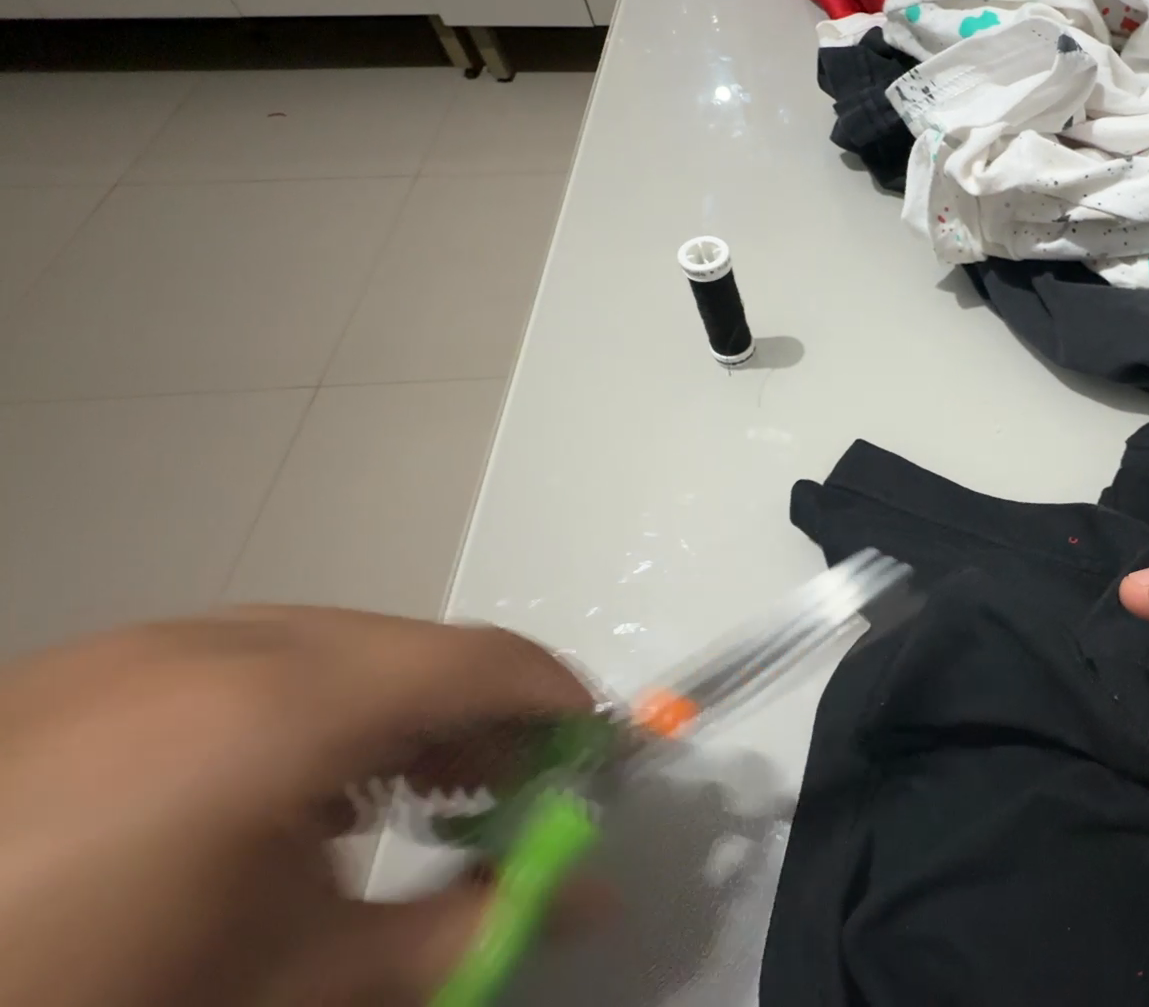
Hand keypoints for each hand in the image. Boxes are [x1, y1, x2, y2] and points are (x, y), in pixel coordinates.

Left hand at [0, 607, 597, 1006]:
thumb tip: (593, 898)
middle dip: (486, 715)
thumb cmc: (101, 990)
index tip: (591, 757)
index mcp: (281, 712)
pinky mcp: (86, 665)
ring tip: (407, 794)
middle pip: (421, 647)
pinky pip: (258, 657)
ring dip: (404, 708)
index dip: (560, 701)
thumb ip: (469, 927)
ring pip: (343, 645)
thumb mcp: (300, 983)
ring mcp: (144, 644)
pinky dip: (319, 706)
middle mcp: (223, 645)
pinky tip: (290, 788)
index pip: (487, 660)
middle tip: (505, 794)